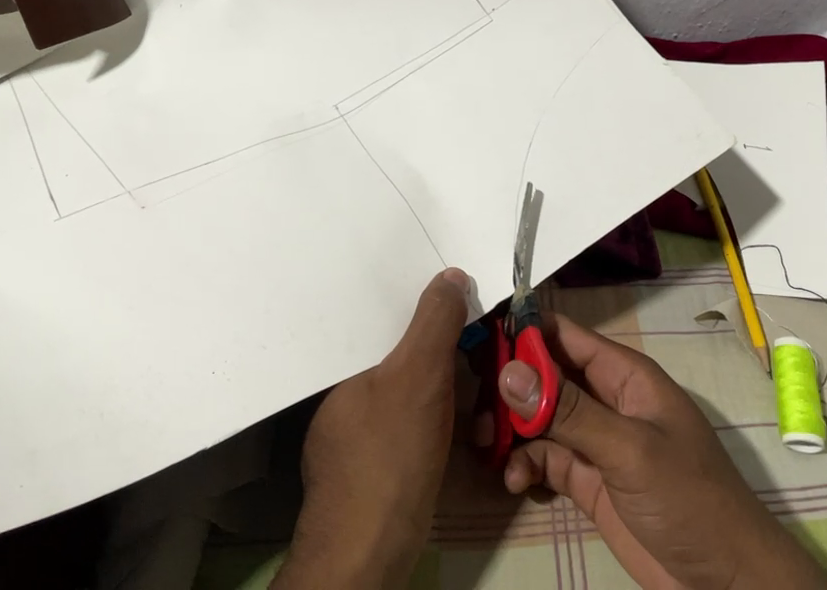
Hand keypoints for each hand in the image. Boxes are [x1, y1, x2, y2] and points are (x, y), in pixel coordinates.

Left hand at [272, 269, 470, 588]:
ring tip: (484, 377)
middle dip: (441, 349)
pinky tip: (465, 424)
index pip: (383, 321)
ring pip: (410, 395)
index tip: (462, 297)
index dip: (423, 309)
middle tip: (484, 335)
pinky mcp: (376, 469)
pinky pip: (412, 428)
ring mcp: (356, 437)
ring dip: (447, 388)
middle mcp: (342, 397)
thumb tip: (450, 275)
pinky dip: (439, 422)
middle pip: (399, 357)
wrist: (371, 551)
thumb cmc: (390, 454)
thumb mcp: (418, 376)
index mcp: (342, 367)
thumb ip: (434, 324)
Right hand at [499, 315, 826, 589]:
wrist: (723, 579)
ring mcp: (595, 441)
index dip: (522, 332)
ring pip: (538, 418)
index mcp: (624, 376)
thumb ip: (569, 410)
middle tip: (472, 405)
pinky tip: (515, 481)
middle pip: (544, 376)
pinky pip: (543, 459)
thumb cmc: (688, 498)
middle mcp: (605, 400)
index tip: (475, 339)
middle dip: (508, 387)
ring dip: (509, 429)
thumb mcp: (629, 448)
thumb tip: (509, 370)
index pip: (564, 336)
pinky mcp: (586, 481)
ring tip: (485, 446)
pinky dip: (524, 465)